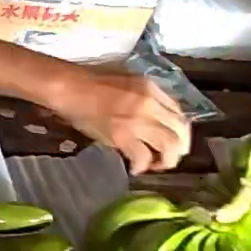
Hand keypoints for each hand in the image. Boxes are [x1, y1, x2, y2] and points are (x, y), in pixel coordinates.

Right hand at [47, 69, 190, 173]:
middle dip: (179, 148)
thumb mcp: (127, 83)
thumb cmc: (91, 83)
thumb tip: (154, 118)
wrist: (69, 88)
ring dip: (167, 160)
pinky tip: (135, 168)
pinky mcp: (122, 136)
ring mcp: (137, 120)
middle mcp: (150, 103)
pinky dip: (142, 166)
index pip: (179, 112)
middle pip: (180, 131)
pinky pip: (143, 157)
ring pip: (170, 146)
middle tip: (167, 157)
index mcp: (151, 88)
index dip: (178, 131)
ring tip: (155, 165)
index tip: (169, 140)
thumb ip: (145, 98)